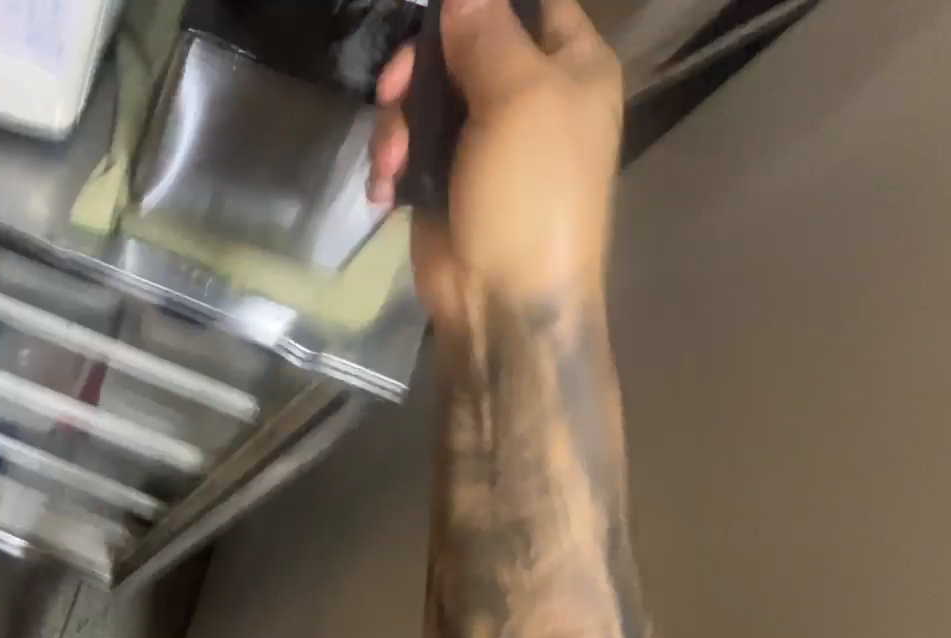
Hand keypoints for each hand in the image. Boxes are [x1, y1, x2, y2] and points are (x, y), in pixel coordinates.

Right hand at [367, 0, 622, 327]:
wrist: (501, 295)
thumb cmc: (529, 194)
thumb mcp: (519, 101)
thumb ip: (488, 39)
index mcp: (567, 65)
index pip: (524, 5)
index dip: (475, 7)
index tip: (430, 20)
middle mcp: (522, 96)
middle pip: (456, 51)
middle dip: (415, 73)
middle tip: (391, 95)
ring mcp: (477, 142)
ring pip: (420, 102)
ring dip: (394, 130)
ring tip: (391, 168)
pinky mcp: (438, 181)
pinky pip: (403, 150)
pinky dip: (387, 167)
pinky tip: (384, 192)